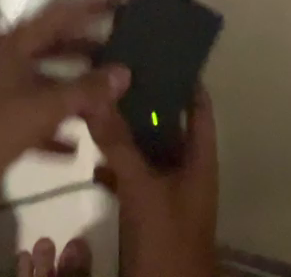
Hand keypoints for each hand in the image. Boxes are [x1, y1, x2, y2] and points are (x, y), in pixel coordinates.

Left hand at [0, 0, 129, 229]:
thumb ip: (83, 91)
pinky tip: (76, 147)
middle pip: (53, 48)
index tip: (120, 3)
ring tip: (108, 101)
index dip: (88, 7)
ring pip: (44, 85)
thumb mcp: (37, 110)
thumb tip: (125, 72)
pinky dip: (54, 129)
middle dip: (86, 51)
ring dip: (74, 92)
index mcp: (13, 47)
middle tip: (122, 53)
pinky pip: (32, 119)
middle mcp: (6, 63)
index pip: (58, 15)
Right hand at [84, 86, 217, 276]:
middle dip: (145, 99)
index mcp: (199, 159)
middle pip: (168, 124)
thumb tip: (97, 97)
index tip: (158, 49)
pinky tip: (91, 152)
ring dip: (125, 130)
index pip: (198, 106)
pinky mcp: (147, 211)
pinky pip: (131, 176)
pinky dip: (114, 163)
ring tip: (98, 100)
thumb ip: (120, 144)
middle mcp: (185, 169)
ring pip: (146, 149)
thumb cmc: (168, 242)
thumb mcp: (143, 190)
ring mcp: (166, 191)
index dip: (184, 78)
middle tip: (115, 69)